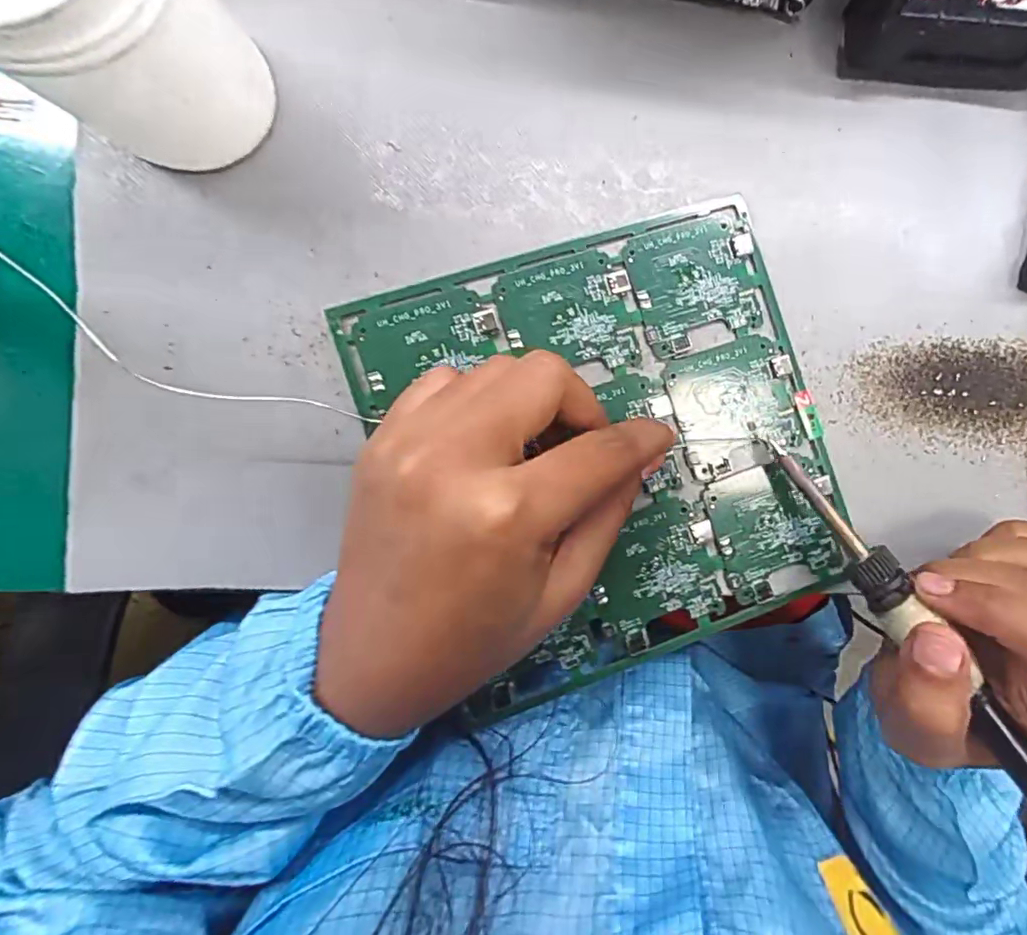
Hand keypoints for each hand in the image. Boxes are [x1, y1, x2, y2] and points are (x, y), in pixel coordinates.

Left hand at [317, 351, 675, 737]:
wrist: (372, 657)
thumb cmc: (475, 639)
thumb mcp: (561, 590)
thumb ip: (607, 511)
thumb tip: (639, 453)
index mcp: (506, 513)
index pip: (596, 450)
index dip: (638, 439)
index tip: (654, 437)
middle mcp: (453, 458)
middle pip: (543, 375)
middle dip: (579, 406)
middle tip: (578, 450)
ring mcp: (408, 440)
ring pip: (496, 369)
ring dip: (528, 401)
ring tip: (526, 451)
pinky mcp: (381, 437)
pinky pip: (446, 381)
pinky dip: (477, 400)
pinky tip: (480, 443)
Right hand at [869, 520, 1026, 768]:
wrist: (932, 700)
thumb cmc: (939, 723)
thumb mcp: (918, 736)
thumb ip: (926, 701)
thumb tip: (934, 639)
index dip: (999, 610)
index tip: (931, 595)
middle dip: (968, 582)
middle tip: (915, 593)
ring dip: (977, 562)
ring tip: (935, 588)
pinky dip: (993, 545)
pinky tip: (963, 572)